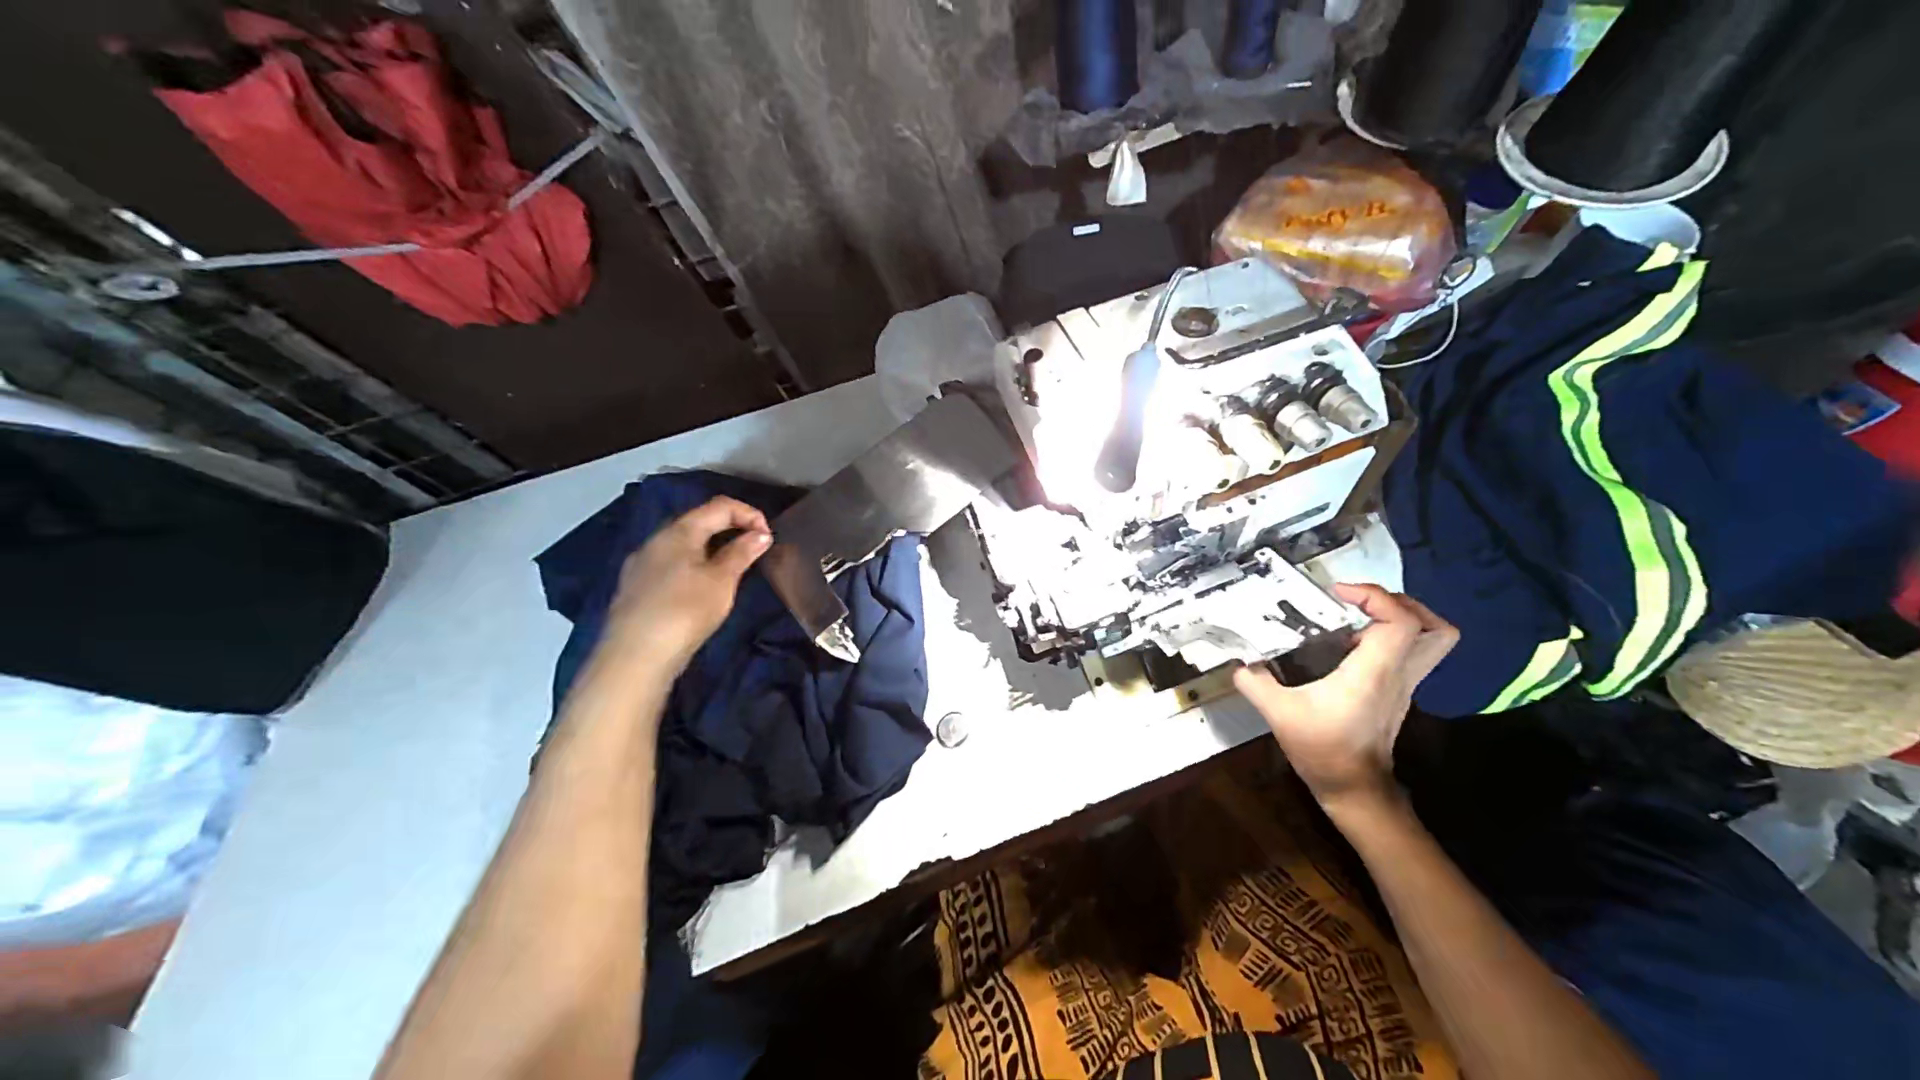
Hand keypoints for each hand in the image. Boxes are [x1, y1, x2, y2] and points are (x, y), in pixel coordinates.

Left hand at [600, 496, 772, 674]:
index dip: (749, 513)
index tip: (768, 537)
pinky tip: (699, 588)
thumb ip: (742, 553)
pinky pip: (670, 563)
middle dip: (730, 528)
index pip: (719, 505)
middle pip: (698, 521)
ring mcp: (642, 563)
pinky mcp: (635, 587)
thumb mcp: (722, 581)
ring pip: (682, 543)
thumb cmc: (685, 611)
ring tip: (731, 570)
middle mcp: (656, 539)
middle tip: (753, 550)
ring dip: (711, 548)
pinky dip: (693, 564)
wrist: (635, 655)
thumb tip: (760, 534)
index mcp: (679, 530)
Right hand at [1233, 584, 1457, 812]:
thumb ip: (1255, 682)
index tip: (1338, 592)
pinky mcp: (1398, 694)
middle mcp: (1399, 673)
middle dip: (1404, 603)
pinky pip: (1410, 654)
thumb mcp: (1279, 712)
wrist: (1353, 789)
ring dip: (1403, 618)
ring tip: (1361, 615)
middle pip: (1436, 628)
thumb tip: (1237, 662)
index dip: (1375, 596)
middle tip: (1364, 601)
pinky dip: (1390, 638)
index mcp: (1375, 671)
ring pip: (1432, 641)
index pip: (1400, 621)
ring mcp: (1404, 685)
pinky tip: (1351, 643)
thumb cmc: (1322, 749)